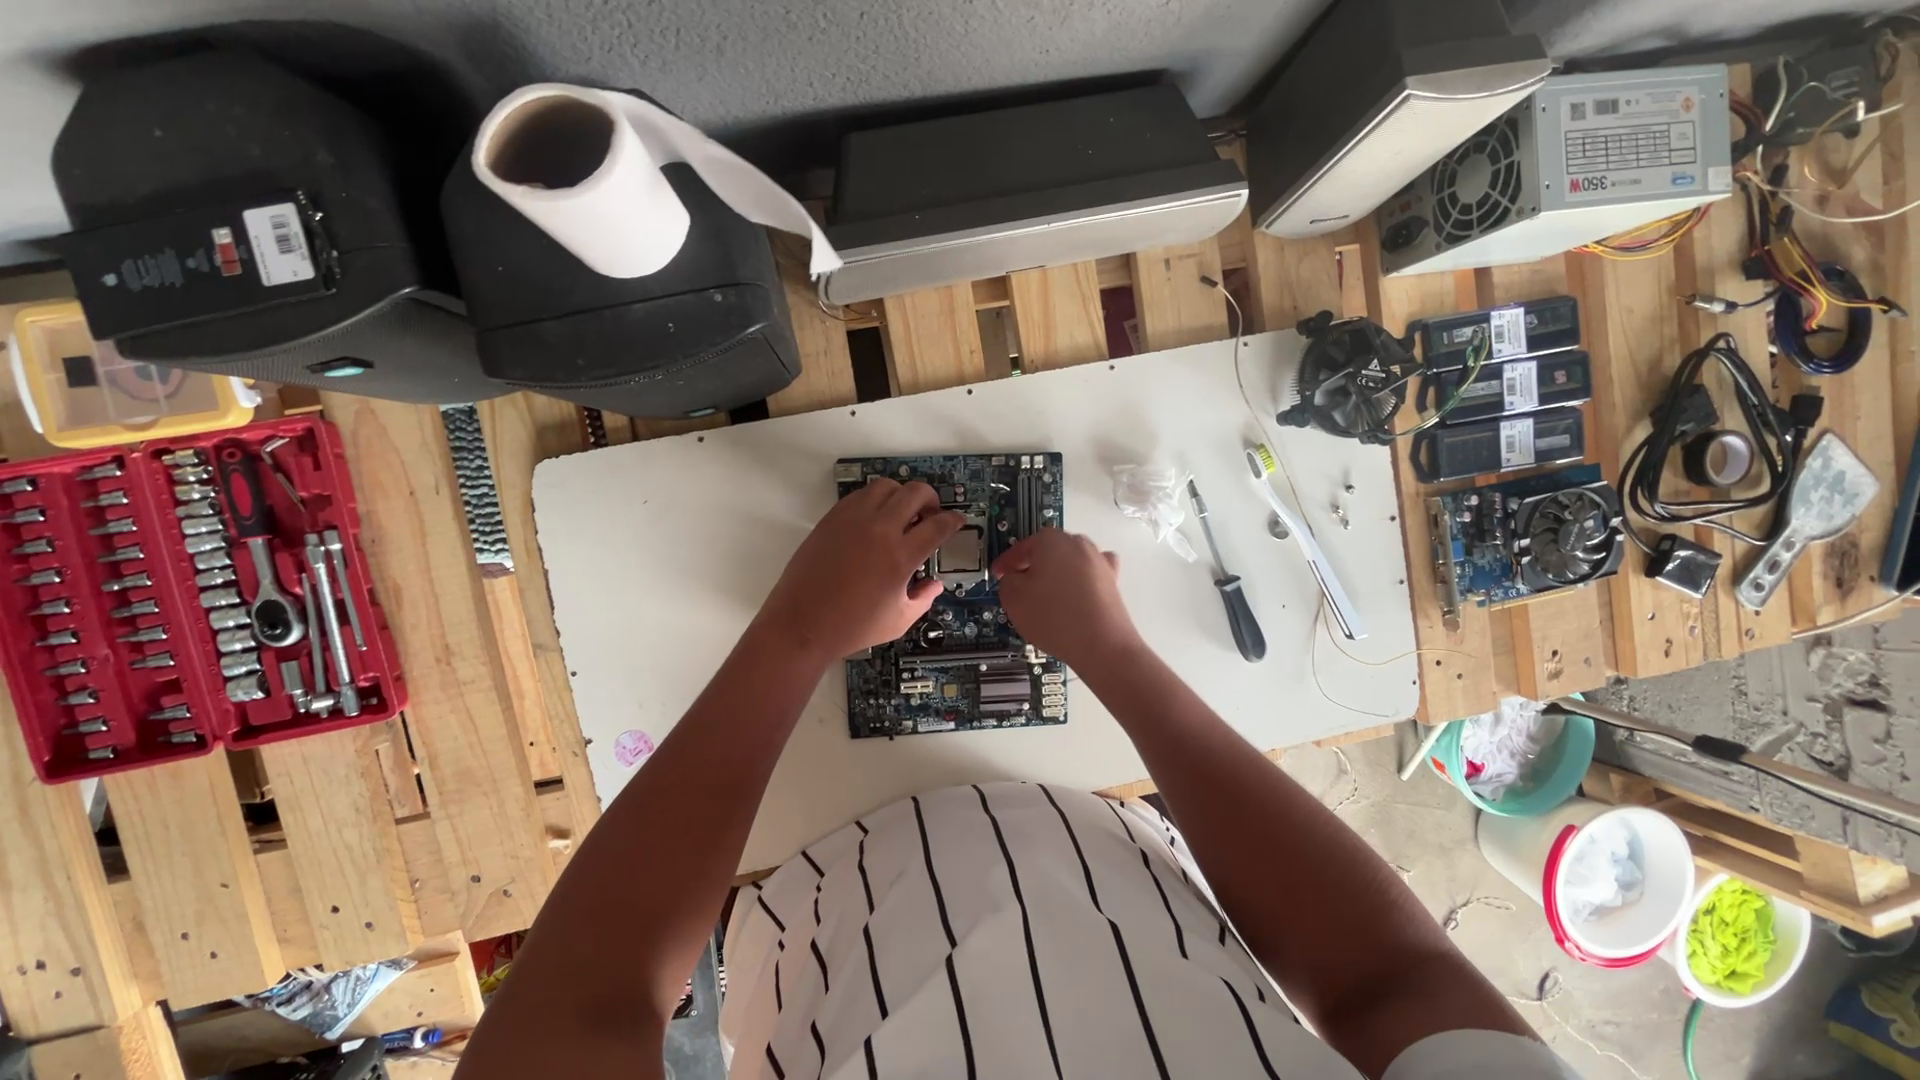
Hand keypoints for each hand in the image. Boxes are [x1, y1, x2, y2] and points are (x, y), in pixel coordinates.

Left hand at [756, 479, 962, 663]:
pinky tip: (875, 518)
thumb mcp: (899, 621)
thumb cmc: (852, 627)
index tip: (957, 521)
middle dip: (931, 499)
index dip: (954, 520)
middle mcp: (879, 530)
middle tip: (931, 513)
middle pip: (915, 493)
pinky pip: (859, 496)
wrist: (802, 624)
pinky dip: (874, 499)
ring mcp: (853, 520)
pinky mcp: (831, 519)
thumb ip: (923, 599)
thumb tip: (934, 585)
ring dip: (901, 495)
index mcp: (901, 557)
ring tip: (902, 512)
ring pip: (886, 487)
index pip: (938, 525)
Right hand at [992, 528, 1144, 671]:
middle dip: (1033, 565)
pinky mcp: (1113, 582)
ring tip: (1046, 597)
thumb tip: (1016, 578)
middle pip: (1048, 550)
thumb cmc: (1053, 617)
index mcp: (1052, 541)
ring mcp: (1100, 561)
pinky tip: (1075, 596)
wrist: (1102, 644)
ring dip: (1056, 574)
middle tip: (1020, 585)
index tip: (998, 573)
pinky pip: (1089, 577)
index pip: (1022, 547)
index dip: (1007, 562)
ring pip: (1070, 562)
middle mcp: (1079, 544)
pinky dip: (1080, 582)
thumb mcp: (1013, 598)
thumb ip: (1008, 581)